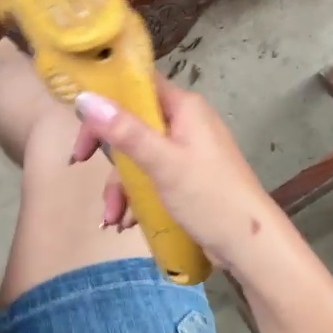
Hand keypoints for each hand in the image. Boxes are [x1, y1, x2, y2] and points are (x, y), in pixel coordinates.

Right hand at [71, 76, 280, 269]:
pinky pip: (151, 176)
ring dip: (120, 184)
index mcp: (184, 107)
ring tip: (113, 217)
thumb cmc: (210, 196)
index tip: (80, 119)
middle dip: (109, 151)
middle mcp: (185, 122)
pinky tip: (126, 221)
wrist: (252, 247)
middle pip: (132, 122)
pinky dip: (136, 195)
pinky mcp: (187, 177)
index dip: (106, 97)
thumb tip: (84, 98)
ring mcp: (187, 151)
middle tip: (81, 162)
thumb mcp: (162, 163)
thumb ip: (124, 131)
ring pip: (138, 154)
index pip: (137, 85)